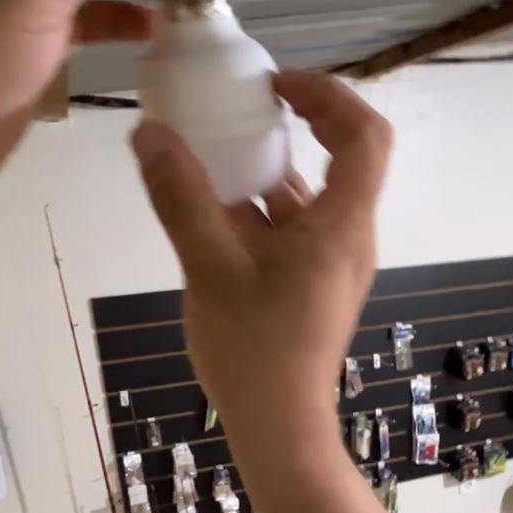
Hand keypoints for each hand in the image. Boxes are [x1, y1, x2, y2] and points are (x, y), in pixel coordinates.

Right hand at [135, 72, 393, 454]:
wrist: (279, 426)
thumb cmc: (255, 352)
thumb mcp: (211, 269)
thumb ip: (181, 199)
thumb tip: (148, 135)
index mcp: (342, 227)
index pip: (364, 136)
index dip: (328, 95)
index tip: (276, 85)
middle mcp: (346, 237)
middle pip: (339, 158)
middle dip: (293, 123)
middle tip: (241, 103)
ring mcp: (330, 262)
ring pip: (307, 196)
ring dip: (265, 167)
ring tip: (212, 145)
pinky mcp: (310, 282)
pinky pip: (290, 228)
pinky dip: (256, 207)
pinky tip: (209, 204)